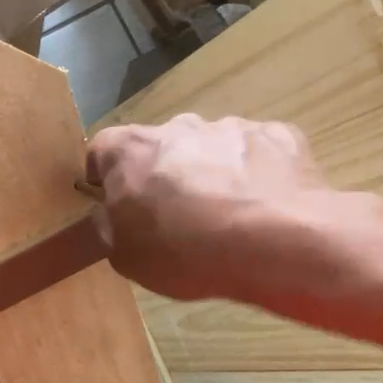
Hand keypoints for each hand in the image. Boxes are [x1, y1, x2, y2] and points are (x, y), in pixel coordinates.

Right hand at [85, 114, 382, 305]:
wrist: (276, 242)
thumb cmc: (183, 249)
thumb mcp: (124, 256)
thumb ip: (107, 229)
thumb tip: (102, 218)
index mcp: (130, 150)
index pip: (101, 149)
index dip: (105, 176)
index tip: (113, 202)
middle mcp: (178, 126)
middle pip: (160, 146)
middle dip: (162, 174)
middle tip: (172, 218)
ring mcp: (232, 127)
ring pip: (210, 149)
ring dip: (210, 174)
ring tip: (225, 219)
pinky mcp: (280, 136)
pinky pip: (256, 155)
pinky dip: (254, 176)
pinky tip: (261, 211)